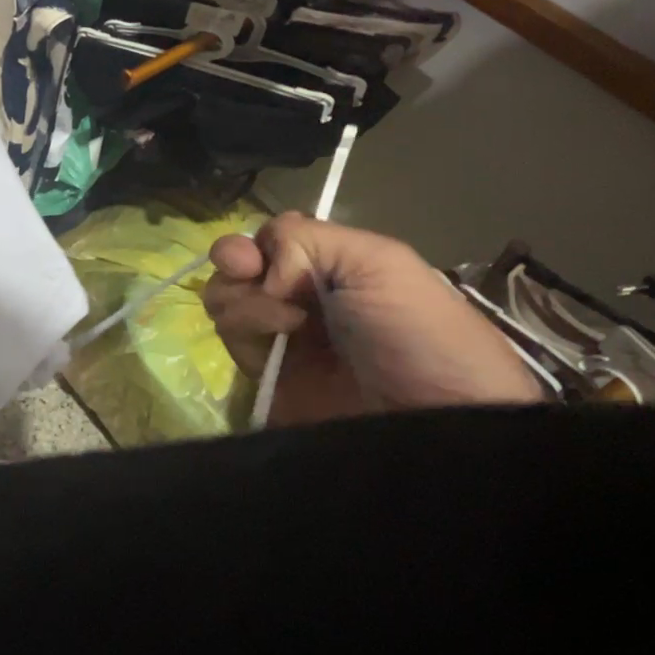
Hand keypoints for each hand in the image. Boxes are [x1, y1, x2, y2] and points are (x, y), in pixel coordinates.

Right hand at [203, 213, 543, 425]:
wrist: (430, 417)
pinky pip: (228, 338)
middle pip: (236, 263)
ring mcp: (279, 333)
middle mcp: (300, 293)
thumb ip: (306, 238)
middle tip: (247, 270)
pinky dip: (245, 331)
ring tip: (287, 321)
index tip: (256, 254)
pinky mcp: (263, 371)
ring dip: (244, 301)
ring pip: (224, 297)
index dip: (256, 241)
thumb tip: (259, 269)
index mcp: (333, 264)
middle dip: (232, 259)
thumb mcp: (378, 261)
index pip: (270, 239)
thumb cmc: (415, 330)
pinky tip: (278, 342)